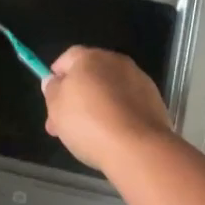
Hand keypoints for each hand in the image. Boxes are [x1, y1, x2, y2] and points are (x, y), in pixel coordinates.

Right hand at [42, 46, 173, 172]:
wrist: (137, 146)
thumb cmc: (89, 123)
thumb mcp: (57, 109)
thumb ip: (52, 91)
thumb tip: (53, 80)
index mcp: (90, 57)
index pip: (68, 57)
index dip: (57, 76)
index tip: (51, 98)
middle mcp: (115, 61)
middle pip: (90, 74)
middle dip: (76, 96)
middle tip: (64, 124)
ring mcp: (138, 78)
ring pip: (110, 89)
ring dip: (98, 104)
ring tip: (88, 134)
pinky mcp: (153, 98)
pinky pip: (127, 102)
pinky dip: (118, 113)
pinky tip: (112, 134)